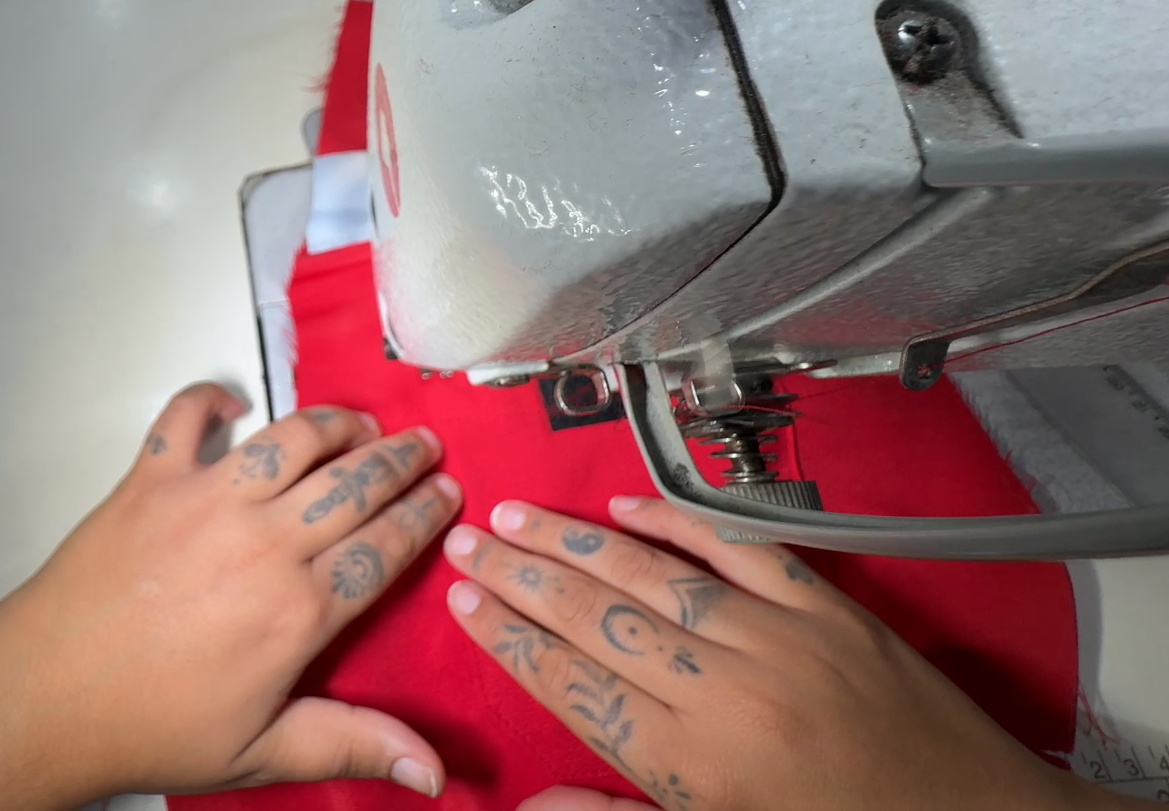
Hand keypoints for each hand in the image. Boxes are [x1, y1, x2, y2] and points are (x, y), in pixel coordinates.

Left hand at [0, 383, 462, 805]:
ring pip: (290, 438)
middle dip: (400, 458)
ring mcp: (204, 496)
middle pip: (353, 482)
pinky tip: (232, 397)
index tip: (448, 492)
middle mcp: (261, 538)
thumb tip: (436, 771)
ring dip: (334, 422)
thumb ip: (351, 744)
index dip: (424, 515)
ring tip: (360, 421)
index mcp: (296, 606)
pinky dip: (207, 395)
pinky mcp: (151, 476)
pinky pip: (184, 415)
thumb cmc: (153, 726)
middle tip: (424, 442)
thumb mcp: (261, 753)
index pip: (384, 546)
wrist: (49, 694)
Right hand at [441, 495, 1129, 810]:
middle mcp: (725, 694)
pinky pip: (736, 549)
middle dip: (516, 574)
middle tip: (464, 539)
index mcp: (696, 767)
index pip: (569, 683)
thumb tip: (522, 805)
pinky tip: (622, 504)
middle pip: (592, 617)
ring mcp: (777, 640)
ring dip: (570, 539)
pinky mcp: (825, 607)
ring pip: (646, 574)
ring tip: (512, 514)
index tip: (459, 597)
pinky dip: (674, 521)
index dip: (506, 636)